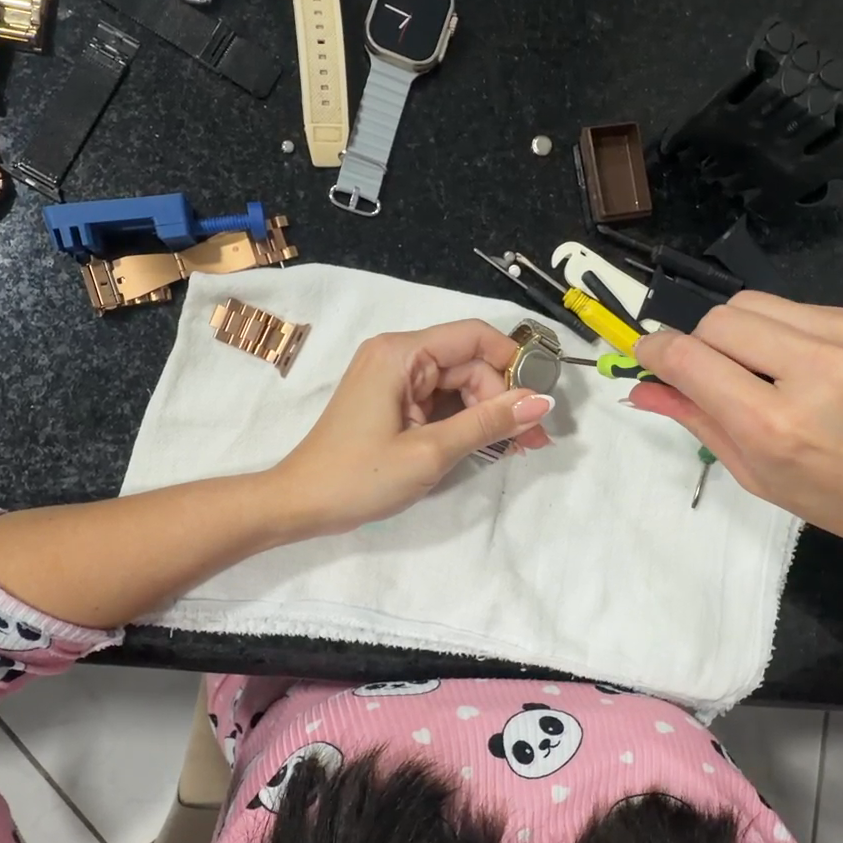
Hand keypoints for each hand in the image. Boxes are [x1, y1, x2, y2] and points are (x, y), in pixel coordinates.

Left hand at [271, 320, 554, 535]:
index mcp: (400, 354)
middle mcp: (397, 355)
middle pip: (468, 363)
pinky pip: (439, 401)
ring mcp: (392, 379)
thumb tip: (542, 401)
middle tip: (533, 441)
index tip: (539, 402)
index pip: (473, 337)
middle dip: (503, 398)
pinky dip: (464, 421)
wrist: (300, 504)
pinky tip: (487, 445)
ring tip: (516, 448)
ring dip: (487, 413)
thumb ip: (487, 423)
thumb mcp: (430, 452)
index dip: (513, 364)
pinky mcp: (391, 401)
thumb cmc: (360, 477)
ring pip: (457, 384)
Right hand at [630, 292, 842, 581]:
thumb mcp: (764, 478)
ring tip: (754, 373)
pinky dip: (775, 332)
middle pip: (716, 320)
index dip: (652, 351)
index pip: (688, 357)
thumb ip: (699, 423)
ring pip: (750, 303)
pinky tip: (797, 368)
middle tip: (708, 379)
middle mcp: (811, 368)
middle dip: (696, 344)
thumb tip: (643, 389)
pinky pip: (793, 310)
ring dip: (733, 333)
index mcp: (777, 424)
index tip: (644, 357)